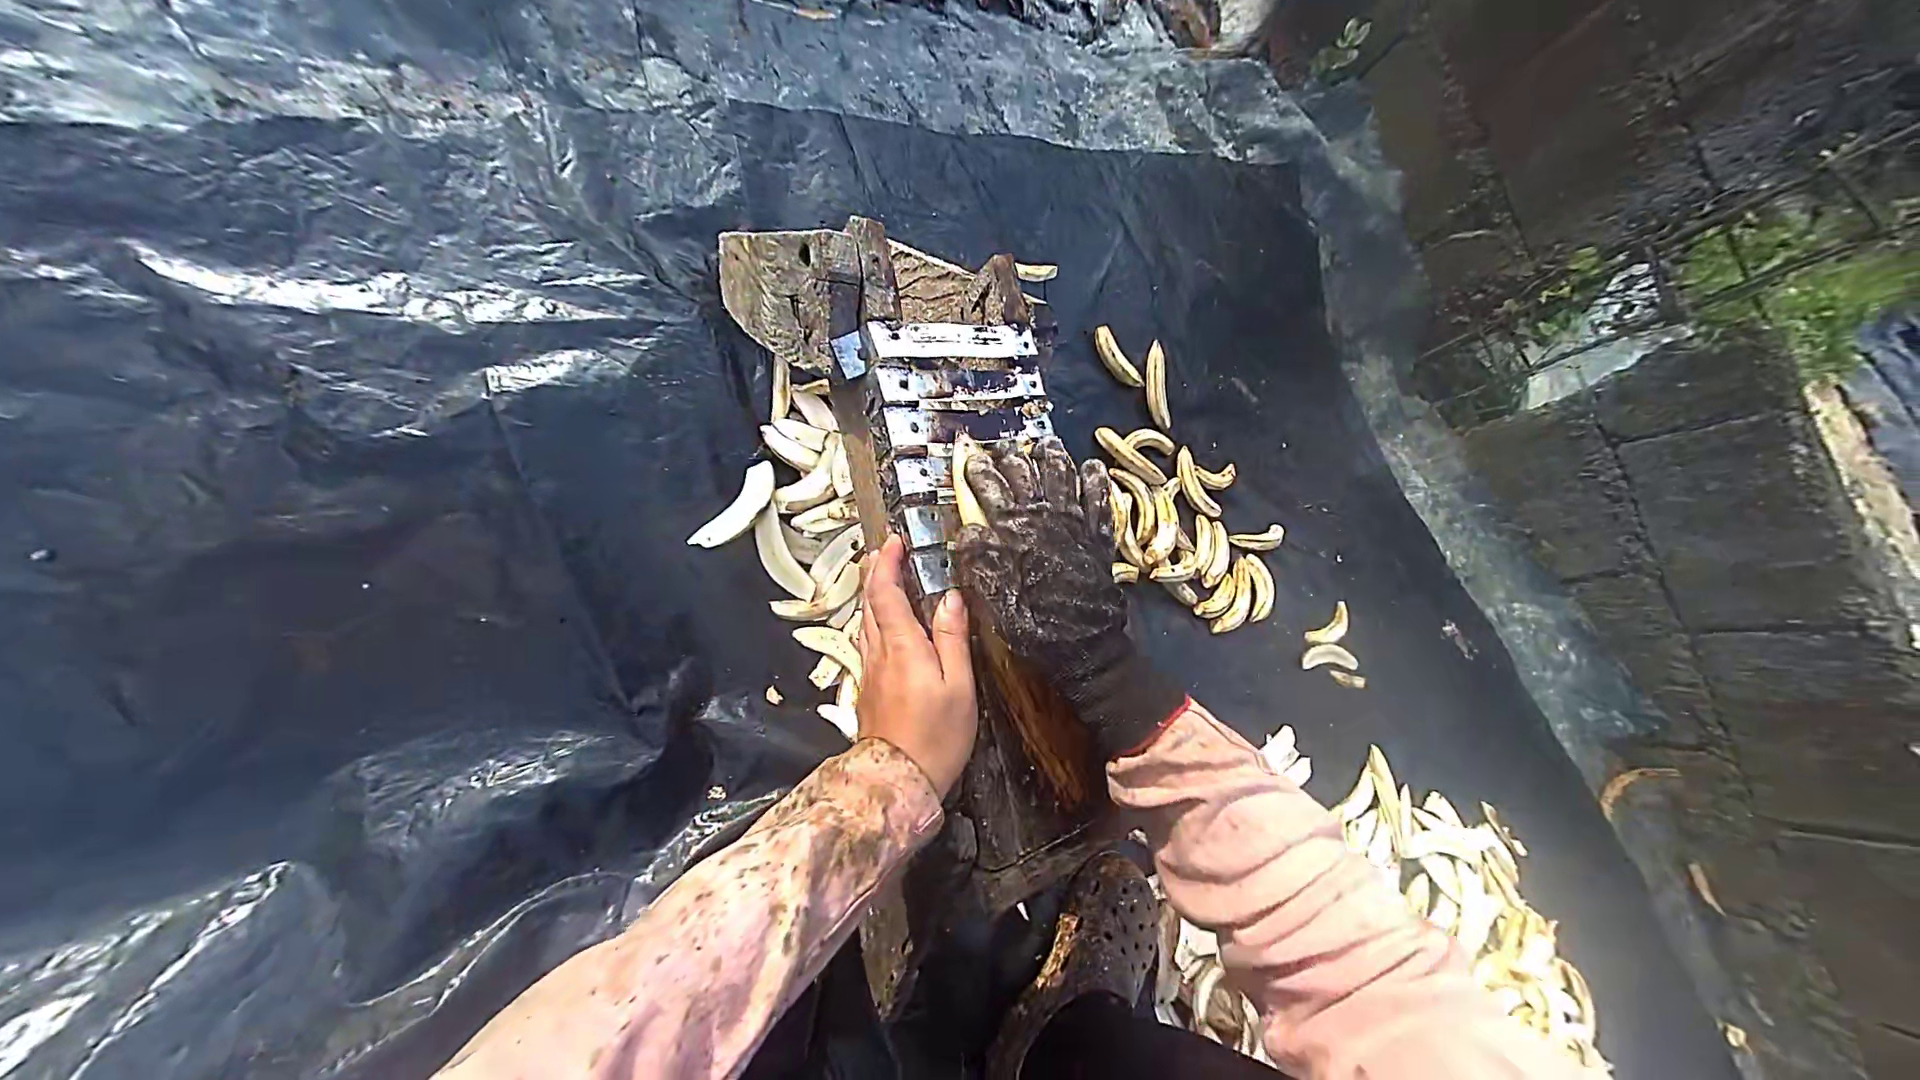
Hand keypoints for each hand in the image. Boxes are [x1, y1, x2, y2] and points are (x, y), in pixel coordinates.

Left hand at [857, 534, 977, 796]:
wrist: (898, 779)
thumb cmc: (934, 738)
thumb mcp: (958, 685)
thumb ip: (953, 638)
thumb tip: (951, 600)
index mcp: (902, 647)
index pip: (885, 591)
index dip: (887, 562)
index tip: (894, 542)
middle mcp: (880, 653)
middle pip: (870, 601)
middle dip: (876, 571)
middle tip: (887, 552)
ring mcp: (871, 670)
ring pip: (866, 619)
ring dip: (874, 593)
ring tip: (885, 578)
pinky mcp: (870, 686)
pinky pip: (869, 640)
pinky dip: (876, 618)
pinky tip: (886, 624)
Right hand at [954, 437, 1186, 759]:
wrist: (1082, 644)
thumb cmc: (1032, 623)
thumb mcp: (990, 593)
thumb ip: (977, 557)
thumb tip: (966, 531)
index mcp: (1011, 530)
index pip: (989, 488)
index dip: (977, 471)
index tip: (970, 458)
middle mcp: (1043, 517)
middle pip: (1025, 475)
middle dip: (1012, 457)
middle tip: (1007, 448)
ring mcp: (1074, 522)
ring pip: (1063, 477)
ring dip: (1053, 458)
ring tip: (1047, 444)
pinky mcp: (1098, 535)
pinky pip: (1098, 499)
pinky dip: (1095, 482)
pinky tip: (1092, 469)